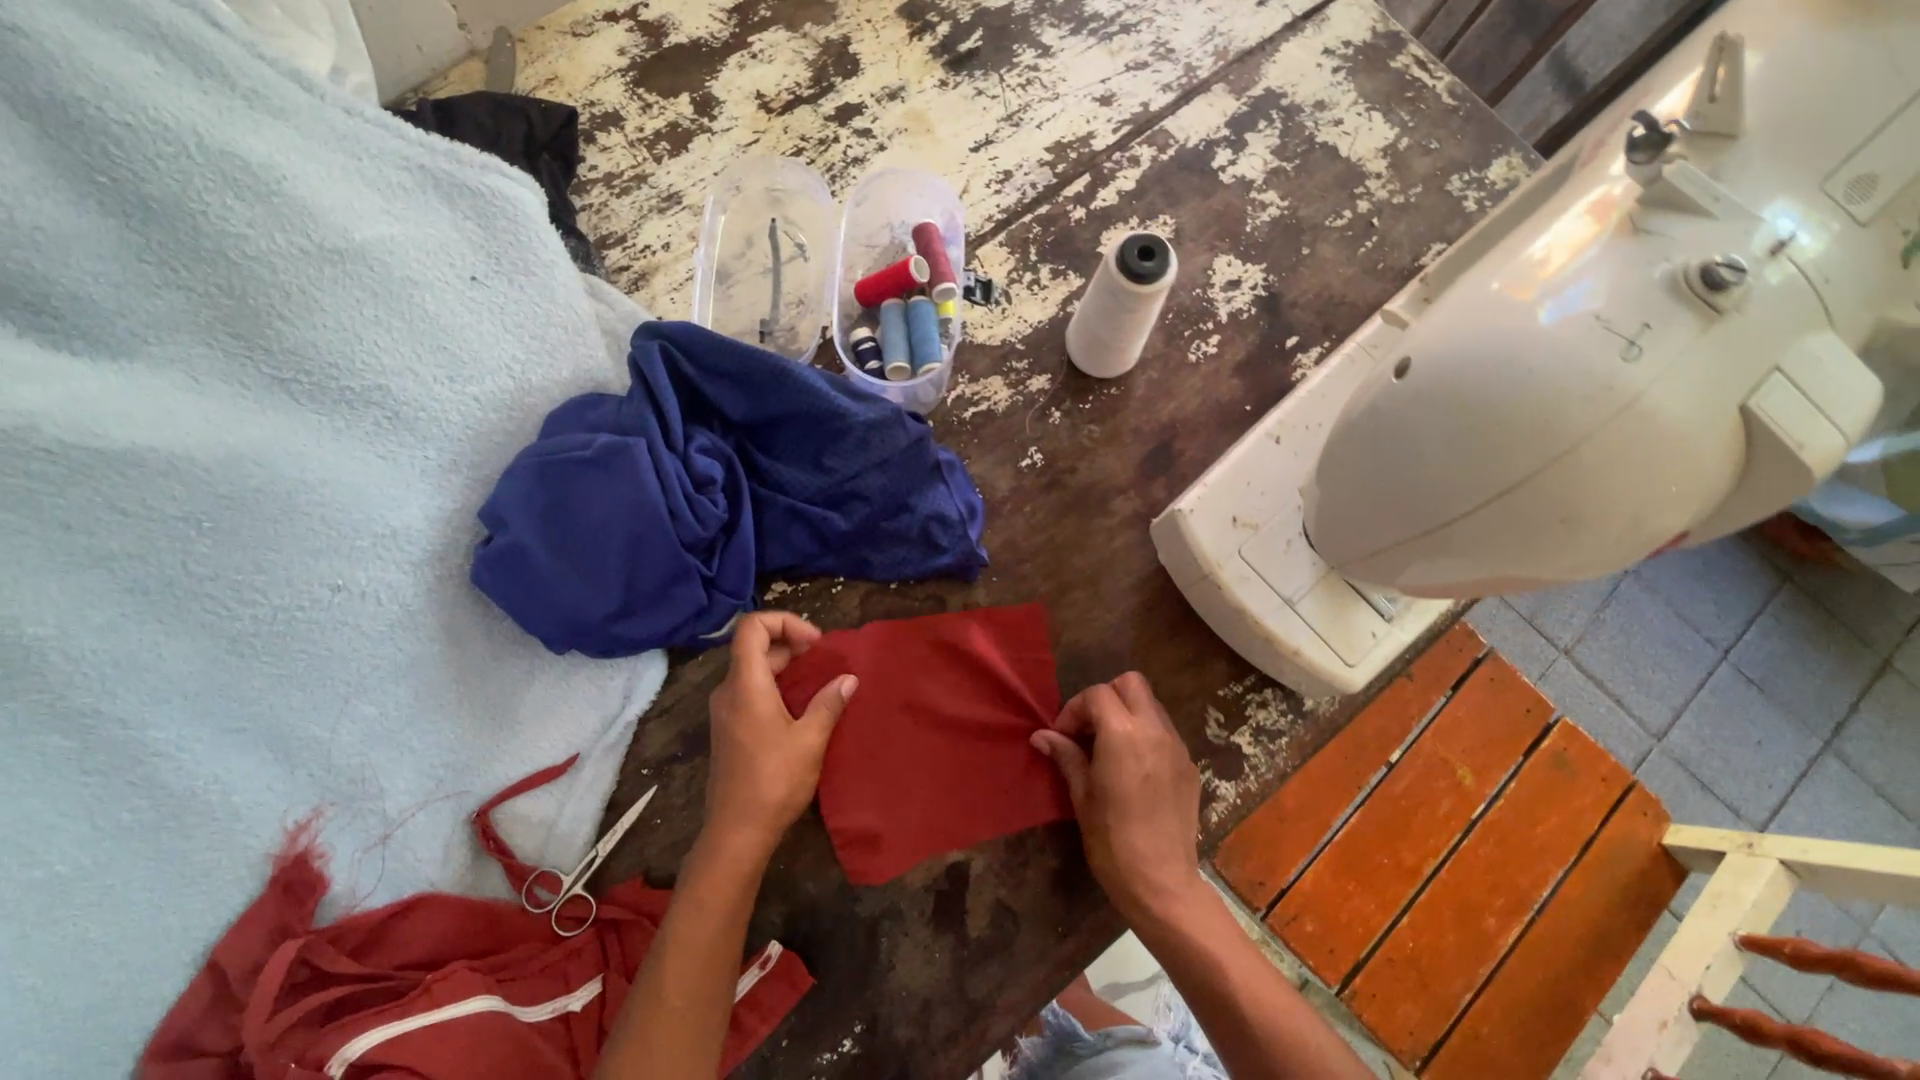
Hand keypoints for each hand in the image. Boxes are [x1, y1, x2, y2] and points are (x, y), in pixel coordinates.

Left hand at [703, 611, 856, 857]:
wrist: (737, 831)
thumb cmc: (774, 781)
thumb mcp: (810, 740)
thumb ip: (828, 703)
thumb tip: (848, 679)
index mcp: (745, 684)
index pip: (752, 627)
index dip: (785, 622)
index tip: (816, 644)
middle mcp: (729, 691)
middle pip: (753, 646)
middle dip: (790, 643)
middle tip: (825, 659)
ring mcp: (725, 711)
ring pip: (752, 669)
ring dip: (785, 665)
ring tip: (819, 679)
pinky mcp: (729, 728)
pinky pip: (751, 690)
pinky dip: (776, 685)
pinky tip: (801, 705)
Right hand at [1031, 672, 1203, 921]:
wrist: (1161, 881)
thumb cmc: (1111, 840)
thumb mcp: (1081, 796)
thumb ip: (1066, 756)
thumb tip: (1042, 736)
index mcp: (1124, 734)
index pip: (1098, 694)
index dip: (1074, 709)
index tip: (1063, 736)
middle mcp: (1156, 730)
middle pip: (1132, 684)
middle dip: (1105, 697)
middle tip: (1087, 730)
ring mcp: (1178, 747)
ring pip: (1152, 706)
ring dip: (1127, 714)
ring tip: (1107, 749)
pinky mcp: (1190, 766)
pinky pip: (1165, 733)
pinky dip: (1145, 736)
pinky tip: (1132, 770)